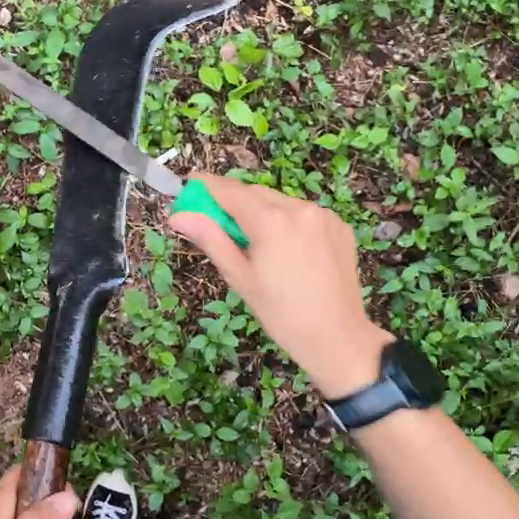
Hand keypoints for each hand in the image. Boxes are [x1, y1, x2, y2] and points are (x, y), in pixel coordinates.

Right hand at [169, 174, 393, 398]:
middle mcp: (300, 209)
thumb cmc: (280, 313)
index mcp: (271, 222)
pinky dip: (288, 222)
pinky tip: (285, 249)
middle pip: (256, 194)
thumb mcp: (239, 277)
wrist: (337, 336)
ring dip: (262, 212)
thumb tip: (179, 216)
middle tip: (216, 219)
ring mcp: (324, 216)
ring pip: (281, 203)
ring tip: (254, 242)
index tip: (191, 182)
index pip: (231, 192)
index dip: (208, 186)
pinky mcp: (340, 227)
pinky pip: (304, 215)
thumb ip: (211, 239)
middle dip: (234, 201)